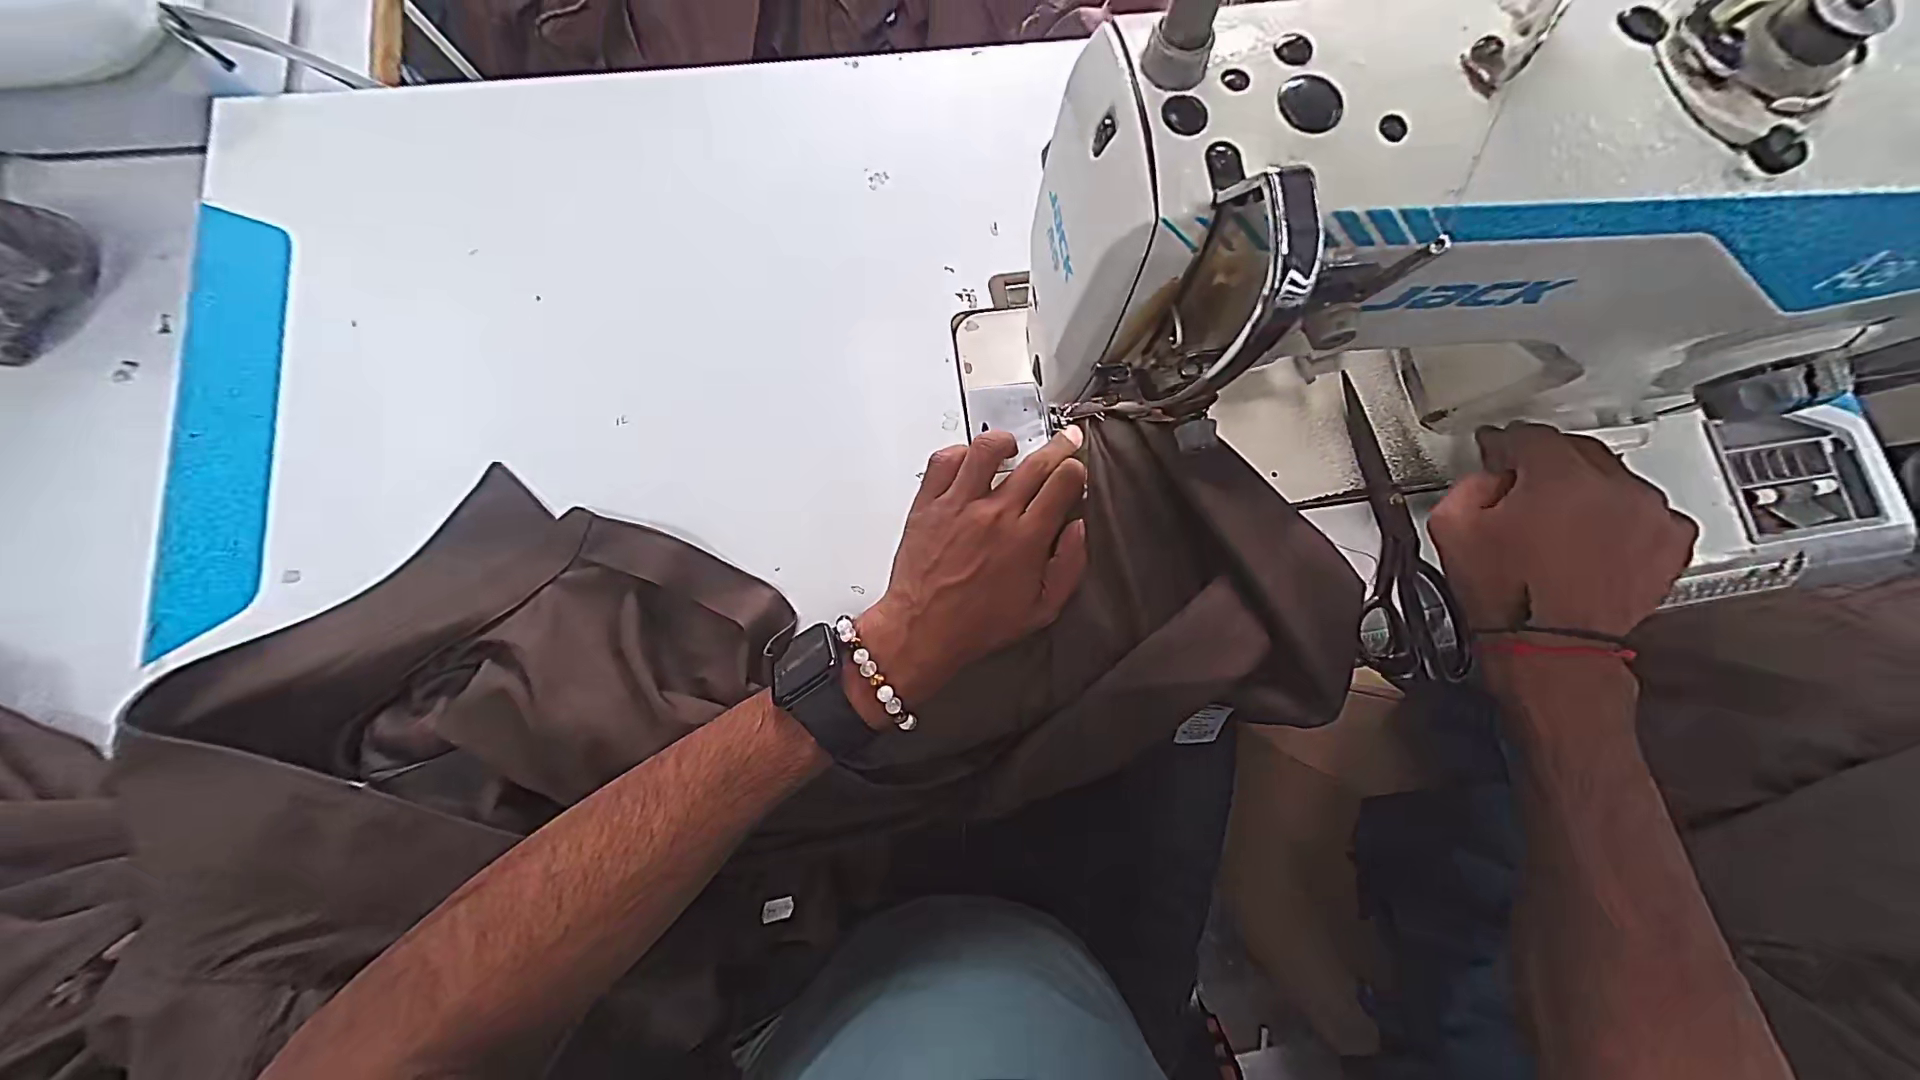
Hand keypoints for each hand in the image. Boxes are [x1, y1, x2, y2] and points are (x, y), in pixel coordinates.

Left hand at [853, 427, 1089, 710]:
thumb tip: (1079, 530)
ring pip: (986, 450)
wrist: (923, 631)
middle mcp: (994, 516)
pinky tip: (968, 461)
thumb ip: (1068, 566)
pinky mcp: (928, 505)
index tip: (1075, 470)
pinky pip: (943, 462)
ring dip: (1005, 441)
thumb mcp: (1041, 610)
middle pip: (1035, 462)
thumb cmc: (976, 625)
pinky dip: (959, 453)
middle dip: (1058, 446)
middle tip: (1064, 441)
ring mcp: (958, 506)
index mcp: (1026, 539)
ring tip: (1012, 446)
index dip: (1076, 469)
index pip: (1063, 482)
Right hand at [1427, 423, 1698, 637]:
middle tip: (1518, 485)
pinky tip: (1583, 537)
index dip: (1504, 441)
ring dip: (1582, 490)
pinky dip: (1613, 516)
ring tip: (1552, 521)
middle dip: (1544, 463)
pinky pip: (1639, 509)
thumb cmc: (1505, 593)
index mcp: (1559, 478)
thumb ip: (1469, 484)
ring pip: (1611, 479)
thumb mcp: (1451, 527)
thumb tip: (1490, 477)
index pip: (1531, 436)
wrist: (1550, 643)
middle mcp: (1615, 488)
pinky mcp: (1670, 540)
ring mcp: (1650, 513)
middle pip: (1577, 450)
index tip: (1495, 449)